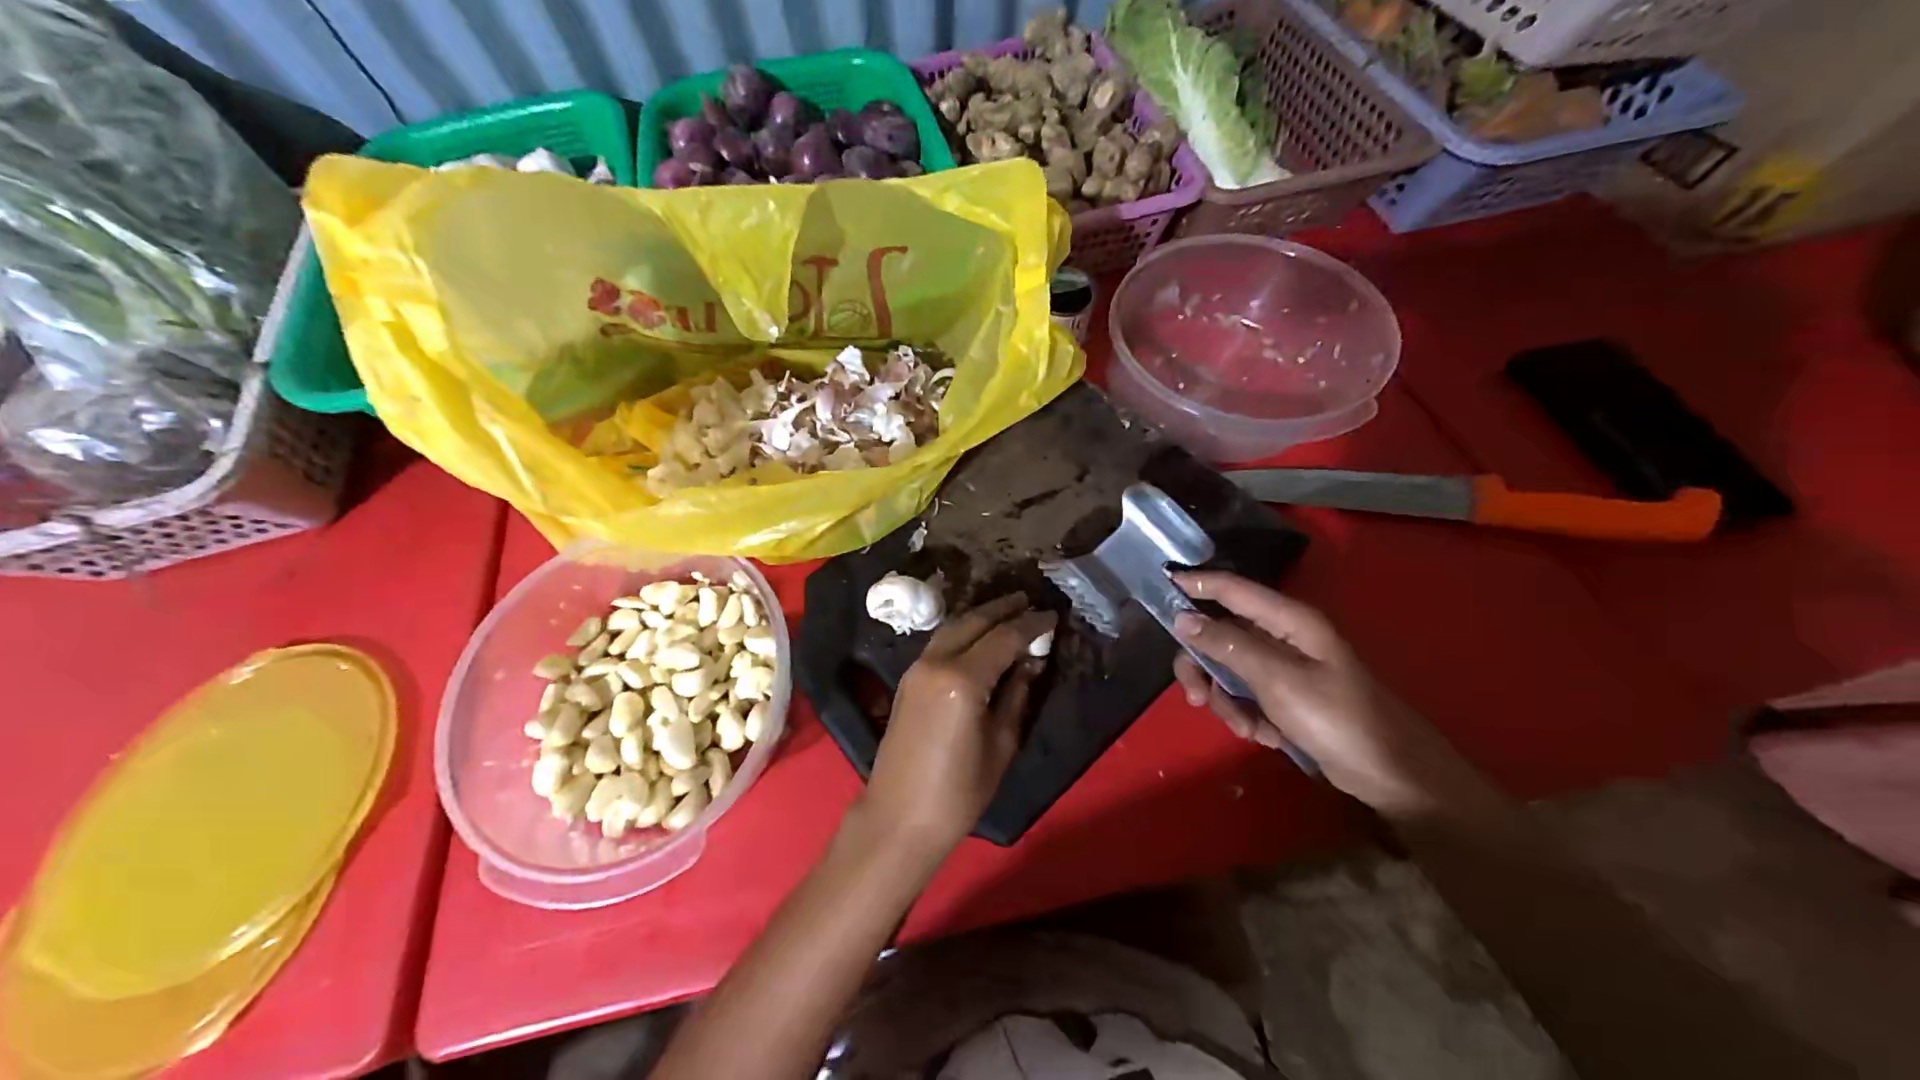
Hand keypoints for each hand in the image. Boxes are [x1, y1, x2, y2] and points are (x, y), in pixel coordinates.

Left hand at [864, 593, 1056, 851]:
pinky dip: (963, 632)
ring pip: (953, 627)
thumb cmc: (959, 791)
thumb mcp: (1001, 745)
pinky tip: (979, 635)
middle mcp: (936, 663)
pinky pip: (940, 642)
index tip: (1052, 615)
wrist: (899, 817)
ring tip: (1008, 610)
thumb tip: (1031, 662)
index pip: (1003, 638)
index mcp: (962, 680)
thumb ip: (1016, 695)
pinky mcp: (908, 680)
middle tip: (1030, 600)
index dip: (1030, 624)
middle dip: (1003, 608)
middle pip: (974, 622)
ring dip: (981, 616)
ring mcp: (916, 669)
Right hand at [1169, 572, 1484, 816]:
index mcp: (1289, 620)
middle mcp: (1283, 637)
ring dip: (1227, 700)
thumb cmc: (1338, 719)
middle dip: (1204, 667)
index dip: (1196, 584)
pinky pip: (1246, 695)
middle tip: (1197, 699)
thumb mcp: (1277, 680)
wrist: (1392, 776)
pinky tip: (1262, 735)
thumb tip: (1183, 618)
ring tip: (1246, 728)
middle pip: (1221, 635)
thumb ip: (1228, 645)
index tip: (1160, 585)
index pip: (1232, 589)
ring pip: (1228, 670)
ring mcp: (1284, 668)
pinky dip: (1246, 715)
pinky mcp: (1285, 697)